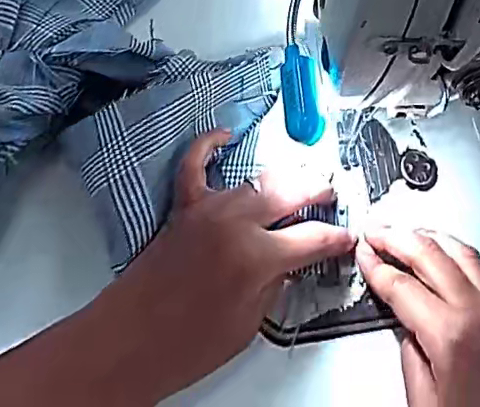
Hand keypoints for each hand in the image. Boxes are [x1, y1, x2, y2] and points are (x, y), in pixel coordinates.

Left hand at [94, 129, 354, 400]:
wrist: (132, 337)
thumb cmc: (188, 343)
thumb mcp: (248, 323)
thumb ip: (274, 284)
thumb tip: (290, 261)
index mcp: (256, 257)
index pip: (310, 239)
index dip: (335, 238)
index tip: (347, 236)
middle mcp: (234, 223)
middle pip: (287, 194)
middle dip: (315, 191)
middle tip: (329, 193)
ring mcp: (208, 208)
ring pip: (253, 180)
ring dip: (281, 176)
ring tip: (300, 176)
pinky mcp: (185, 204)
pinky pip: (195, 164)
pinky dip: (208, 145)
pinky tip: (224, 135)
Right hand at [357, 227, 479, 406]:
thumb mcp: (428, 406)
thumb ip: (411, 359)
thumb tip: (407, 329)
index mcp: (450, 336)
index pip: (401, 284)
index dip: (375, 265)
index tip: (362, 254)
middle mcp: (477, 313)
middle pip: (427, 253)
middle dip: (394, 238)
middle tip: (374, 233)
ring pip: (455, 249)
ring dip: (424, 236)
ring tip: (403, 234)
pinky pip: (478, 265)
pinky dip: (453, 249)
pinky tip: (442, 251)